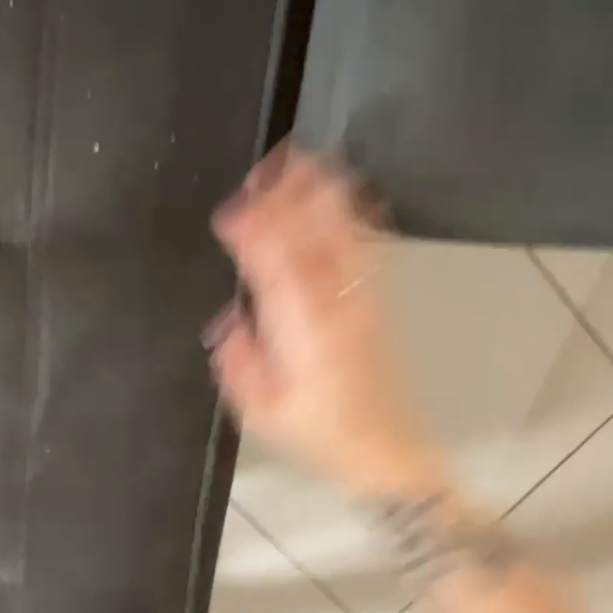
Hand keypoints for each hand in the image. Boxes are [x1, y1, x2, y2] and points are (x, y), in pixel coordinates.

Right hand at [207, 143, 445, 496]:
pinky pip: (368, 245)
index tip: (230, 210)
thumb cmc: (319, 434)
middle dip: (293, 193)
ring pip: (346, 231)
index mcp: (302, 328)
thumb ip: (240, 363)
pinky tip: (346, 194)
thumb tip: (228, 322)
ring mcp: (362, 300)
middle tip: (268, 166)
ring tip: (303, 162)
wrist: (385, 451)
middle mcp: (336, 304)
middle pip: (317, 232)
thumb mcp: (261, 412)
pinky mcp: (377, 303)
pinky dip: (355, 213)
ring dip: (323, 193)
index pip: (275, 262)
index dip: (253, 229)